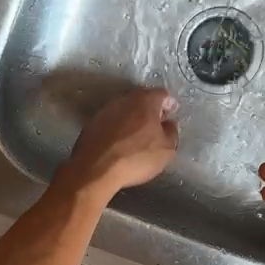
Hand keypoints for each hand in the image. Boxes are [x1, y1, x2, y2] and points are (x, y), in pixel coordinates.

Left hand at [60, 88, 178, 196]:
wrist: (95, 169)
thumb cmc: (136, 157)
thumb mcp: (166, 150)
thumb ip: (171, 133)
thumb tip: (168, 124)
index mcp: (145, 100)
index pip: (162, 94)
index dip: (170, 103)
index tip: (173, 111)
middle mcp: (124, 99)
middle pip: (142, 99)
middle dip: (151, 109)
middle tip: (158, 122)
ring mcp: (104, 110)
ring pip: (125, 110)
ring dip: (133, 118)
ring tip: (139, 132)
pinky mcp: (91, 124)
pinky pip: (111, 122)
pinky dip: (119, 127)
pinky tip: (121, 140)